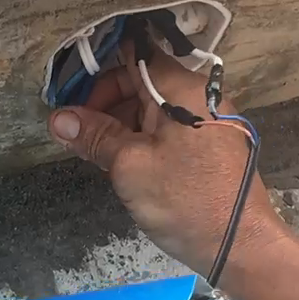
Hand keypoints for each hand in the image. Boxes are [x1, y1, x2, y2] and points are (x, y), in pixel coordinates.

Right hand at [48, 52, 289, 281]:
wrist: (241, 247)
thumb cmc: (186, 201)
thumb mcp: (130, 165)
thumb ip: (94, 135)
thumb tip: (57, 118)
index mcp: (183, 88)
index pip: (133, 52)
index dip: (96, 66)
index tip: (68, 91)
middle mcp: (199, 94)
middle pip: (140, 77)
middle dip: (104, 99)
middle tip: (76, 129)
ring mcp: (207, 119)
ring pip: (152, 104)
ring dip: (120, 120)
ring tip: (94, 150)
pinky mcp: (209, 143)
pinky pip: (167, 126)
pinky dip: (140, 135)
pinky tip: (120, 159)